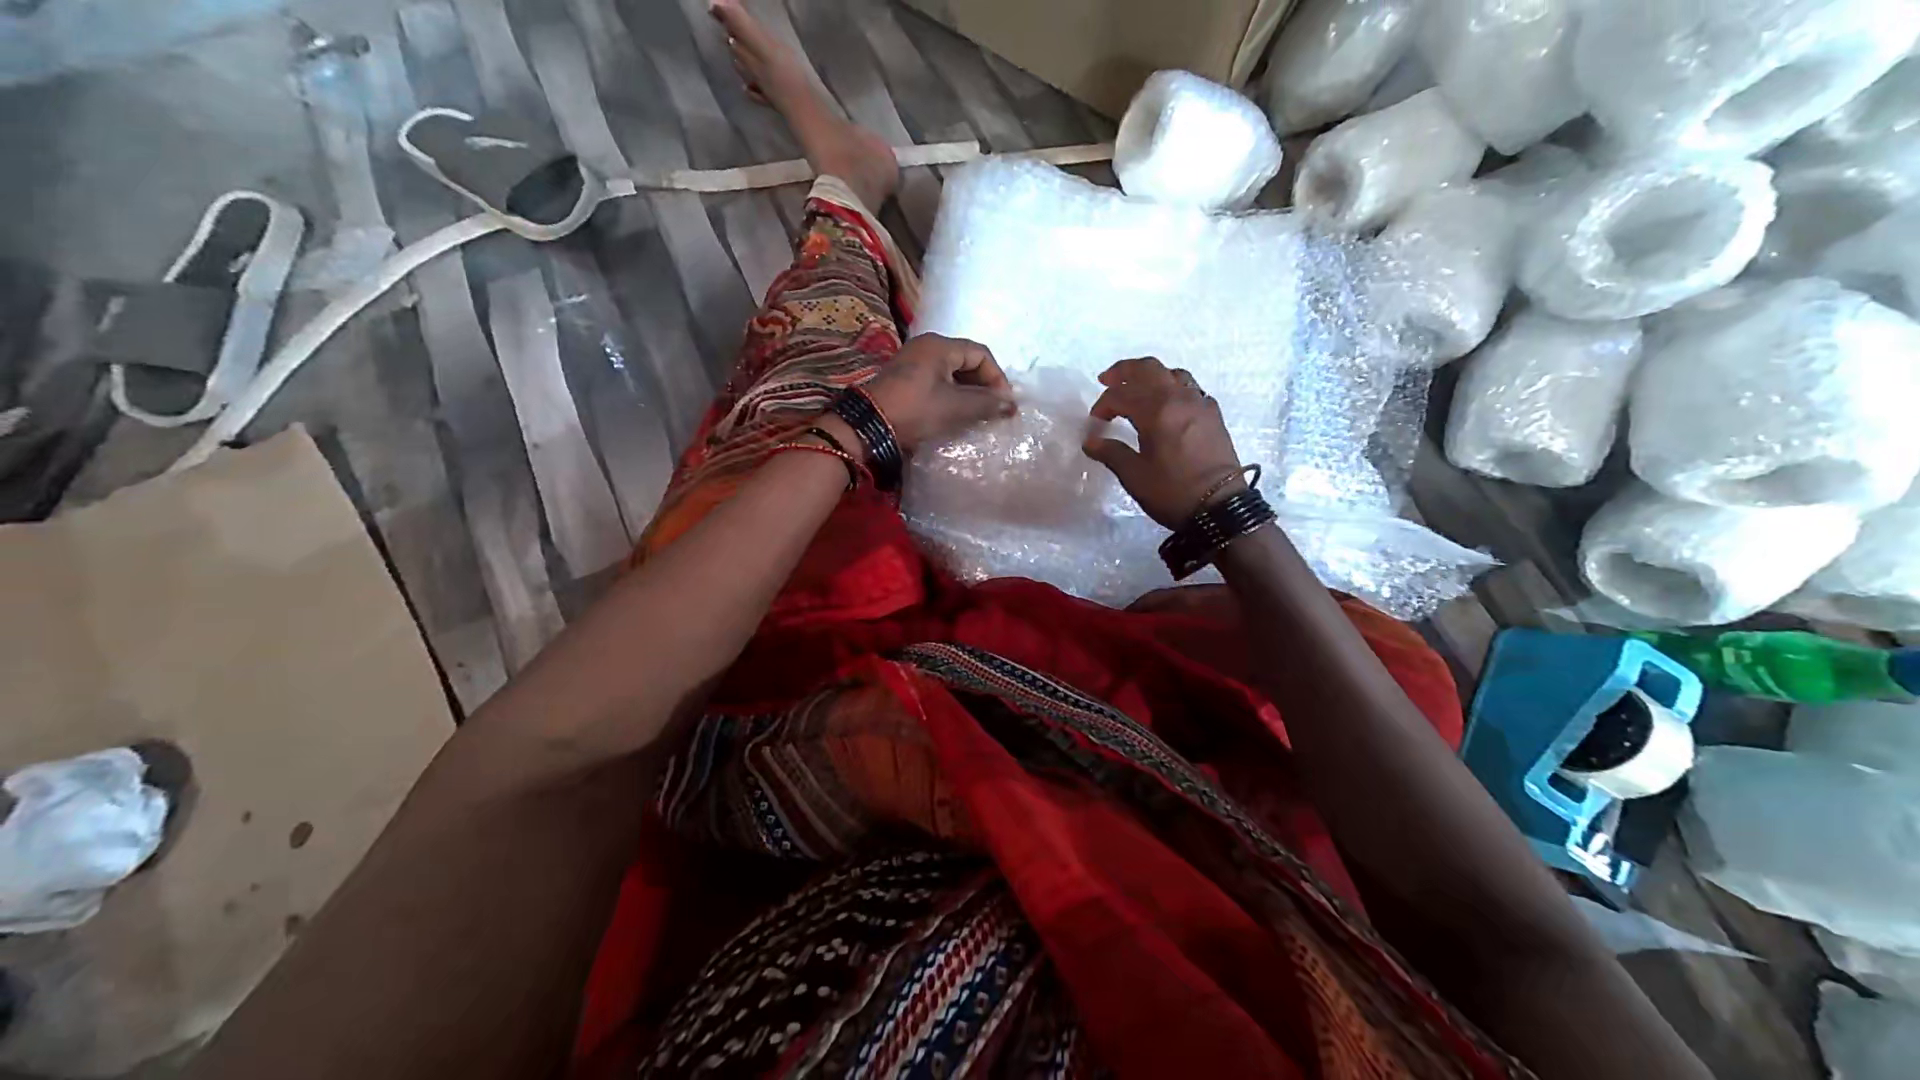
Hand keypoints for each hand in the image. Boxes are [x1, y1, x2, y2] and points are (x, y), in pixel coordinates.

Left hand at [861, 334, 1016, 451]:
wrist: (869, 426)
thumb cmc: (915, 410)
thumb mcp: (955, 407)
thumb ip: (986, 403)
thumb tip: (1010, 403)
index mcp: (939, 346)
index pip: (981, 354)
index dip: (997, 377)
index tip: (1004, 403)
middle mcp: (926, 347)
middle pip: (966, 361)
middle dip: (984, 385)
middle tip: (994, 409)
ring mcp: (913, 362)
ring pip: (951, 373)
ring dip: (968, 392)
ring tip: (978, 414)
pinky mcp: (905, 379)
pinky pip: (937, 381)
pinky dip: (951, 395)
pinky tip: (956, 414)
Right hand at [1083, 357, 1243, 527]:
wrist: (1221, 507)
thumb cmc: (1173, 492)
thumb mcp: (1135, 476)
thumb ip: (1111, 452)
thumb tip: (1091, 441)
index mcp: (1157, 411)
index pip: (1121, 395)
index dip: (1103, 405)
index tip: (1094, 423)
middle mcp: (1179, 398)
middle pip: (1148, 369)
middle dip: (1124, 372)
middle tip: (1107, 380)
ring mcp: (1200, 403)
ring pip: (1172, 374)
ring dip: (1150, 376)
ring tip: (1137, 390)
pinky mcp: (1213, 414)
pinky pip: (1190, 388)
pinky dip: (1172, 387)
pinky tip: (1166, 406)